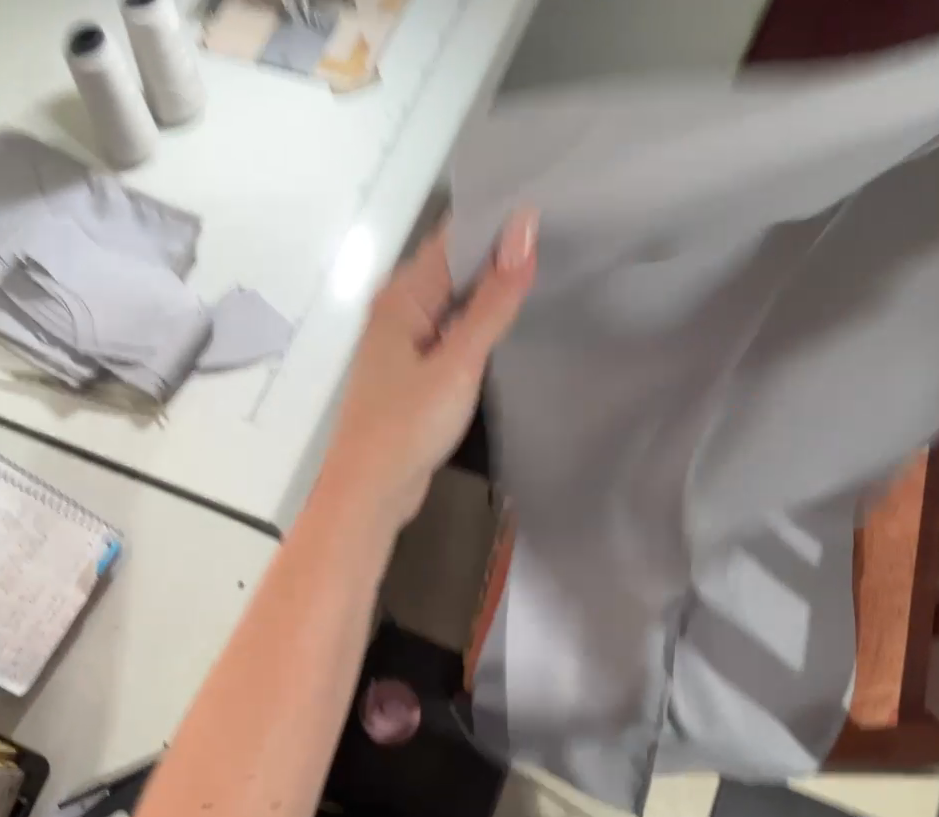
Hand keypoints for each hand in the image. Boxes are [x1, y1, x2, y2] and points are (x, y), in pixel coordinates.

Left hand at [318, 209, 539, 527]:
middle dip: (502, 253)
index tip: (553, 203)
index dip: (500, 220)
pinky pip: (452, 333)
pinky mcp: (415, 372)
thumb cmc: (408, 425)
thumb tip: (526, 227)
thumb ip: (494, 299)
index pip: (455, 237)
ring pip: (456, 302)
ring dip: (493, 291)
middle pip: (455, 267)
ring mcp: (406, 342)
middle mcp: (399, 310)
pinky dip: (480, 326)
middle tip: (567, 235)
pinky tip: (514, 322)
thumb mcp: (458, 361)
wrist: (371, 490)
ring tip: (555, 266)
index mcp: (401, 296)